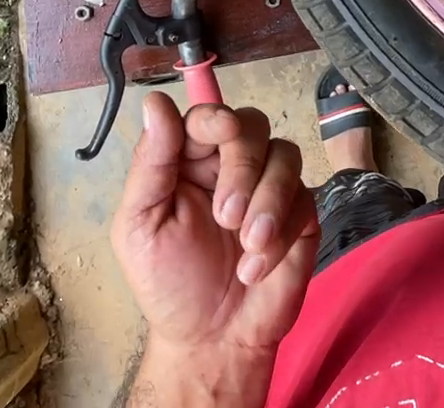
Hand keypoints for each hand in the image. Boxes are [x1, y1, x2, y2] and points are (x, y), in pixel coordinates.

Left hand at [112, 92, 318, 364]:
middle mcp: (234, 164)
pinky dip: (282, 232)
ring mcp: (271, 185)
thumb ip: (151, 163)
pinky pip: (303, 198)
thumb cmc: (170, 282)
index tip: (222, 129)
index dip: (215, 116)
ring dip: (267, 199)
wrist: (213, 340)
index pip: (207, 117)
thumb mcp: (141, 226)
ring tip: (248, 245)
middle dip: (243, 166)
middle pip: (253, 126)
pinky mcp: (299, 212)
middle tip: (226, 216)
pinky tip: (256, 266)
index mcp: (191, 160)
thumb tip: (155, 102)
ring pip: (285, 154)